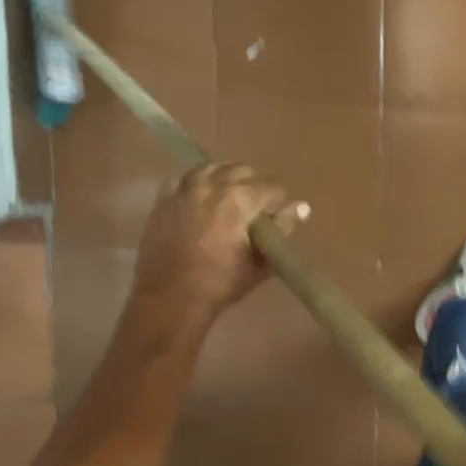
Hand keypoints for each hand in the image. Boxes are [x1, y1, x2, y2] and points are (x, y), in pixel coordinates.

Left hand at [132, 164, 308, 321]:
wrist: (170, 297)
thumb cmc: (222, 282)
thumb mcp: (262, 261)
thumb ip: (283, 228)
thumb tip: (302, 206)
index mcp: (240, 199)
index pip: (273, 187)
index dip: (278, 204)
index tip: (273, 221)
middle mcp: (212, 185)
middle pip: (243, 170)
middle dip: (253, 186)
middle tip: (253, 212)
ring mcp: (184, 189)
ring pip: (213, 168)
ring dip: (225, 180)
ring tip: (227, 202)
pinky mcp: (164, 199)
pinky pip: (186, 180)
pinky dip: (198, 186)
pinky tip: (201, 203)